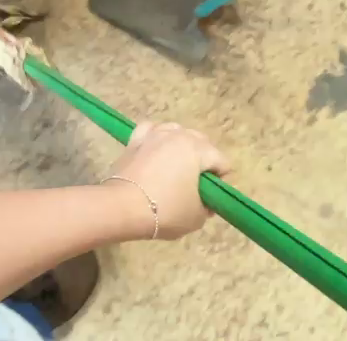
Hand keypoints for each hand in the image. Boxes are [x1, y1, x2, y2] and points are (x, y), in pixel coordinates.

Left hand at [103, 121, 230, 239]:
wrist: (124, 205)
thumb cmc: (166, 210)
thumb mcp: (198, 216)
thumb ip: (207, 203)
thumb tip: (205, 198)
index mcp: (195, 149)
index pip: (221, 160)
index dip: (222, 179)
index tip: (213, 196)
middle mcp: (175, 135)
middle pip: (200, 140)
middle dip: (205, 158)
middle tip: (199, 182)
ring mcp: (153, 134)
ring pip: (175, 130)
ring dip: (182, 144)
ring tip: (179, 166)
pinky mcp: (134, 139)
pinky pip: (151, 130)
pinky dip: (157, 137)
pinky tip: (157, 150)